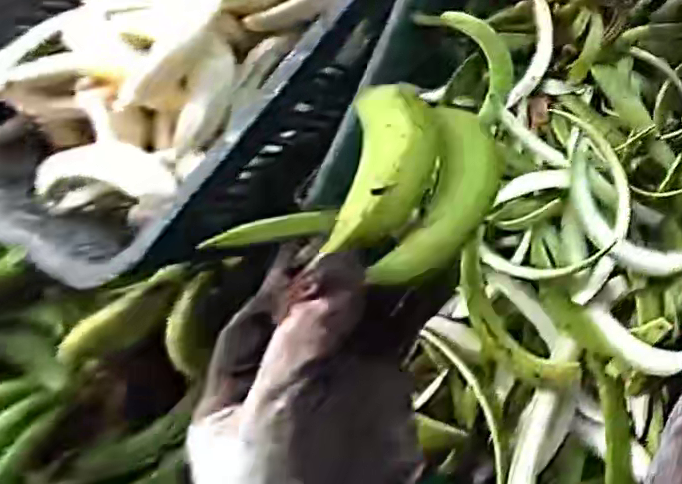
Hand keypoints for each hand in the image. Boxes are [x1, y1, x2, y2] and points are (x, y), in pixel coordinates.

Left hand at [187, 252, 435, 483]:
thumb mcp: (278, 408)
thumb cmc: (288, 476)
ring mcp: (341, 373)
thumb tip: (339, 259)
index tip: (328, 228)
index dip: (289, 273)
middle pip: (321, 303)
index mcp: (238, 388)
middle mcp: (290, 371)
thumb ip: (304, 332)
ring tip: (424, 234)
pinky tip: (443, 268)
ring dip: (395, 272)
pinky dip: (423, 296)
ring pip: (368, 308)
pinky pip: (403, 325)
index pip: (259, 314)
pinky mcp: (386, 376)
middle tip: (389, 221)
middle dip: (353, 265)